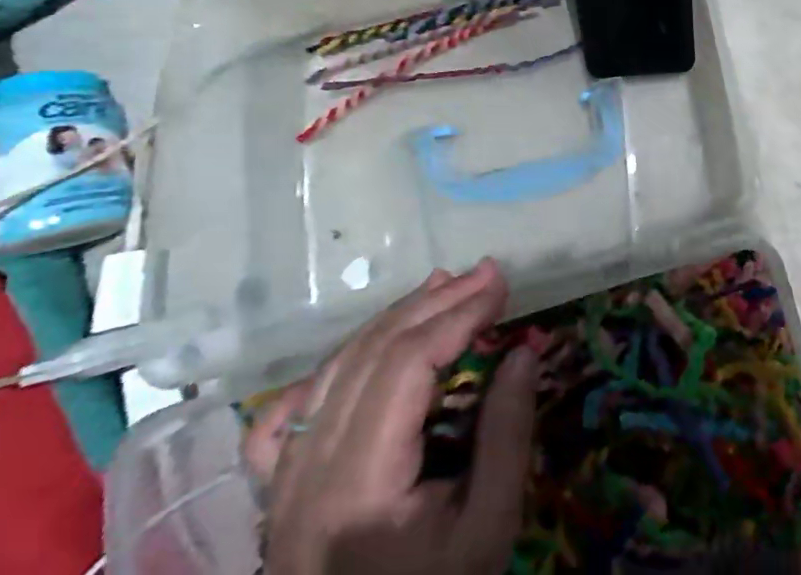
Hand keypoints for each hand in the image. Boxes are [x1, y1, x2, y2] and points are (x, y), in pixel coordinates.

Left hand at [254, 260, 536, 574]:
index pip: (405, 367)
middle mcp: (306, 469)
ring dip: (393, 319)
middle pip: (369, 355)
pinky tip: (363, 346)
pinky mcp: (277, 488)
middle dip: (434, 304)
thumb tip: (523, 352)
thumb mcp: (488, 527)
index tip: (502, 285)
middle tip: (487, 274)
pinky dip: (335, 363)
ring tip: (442, 286)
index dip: (457, 315)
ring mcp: (282, 478)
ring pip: (334, 369)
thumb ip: (505, 435)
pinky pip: (293, 408)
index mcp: (356, 482)